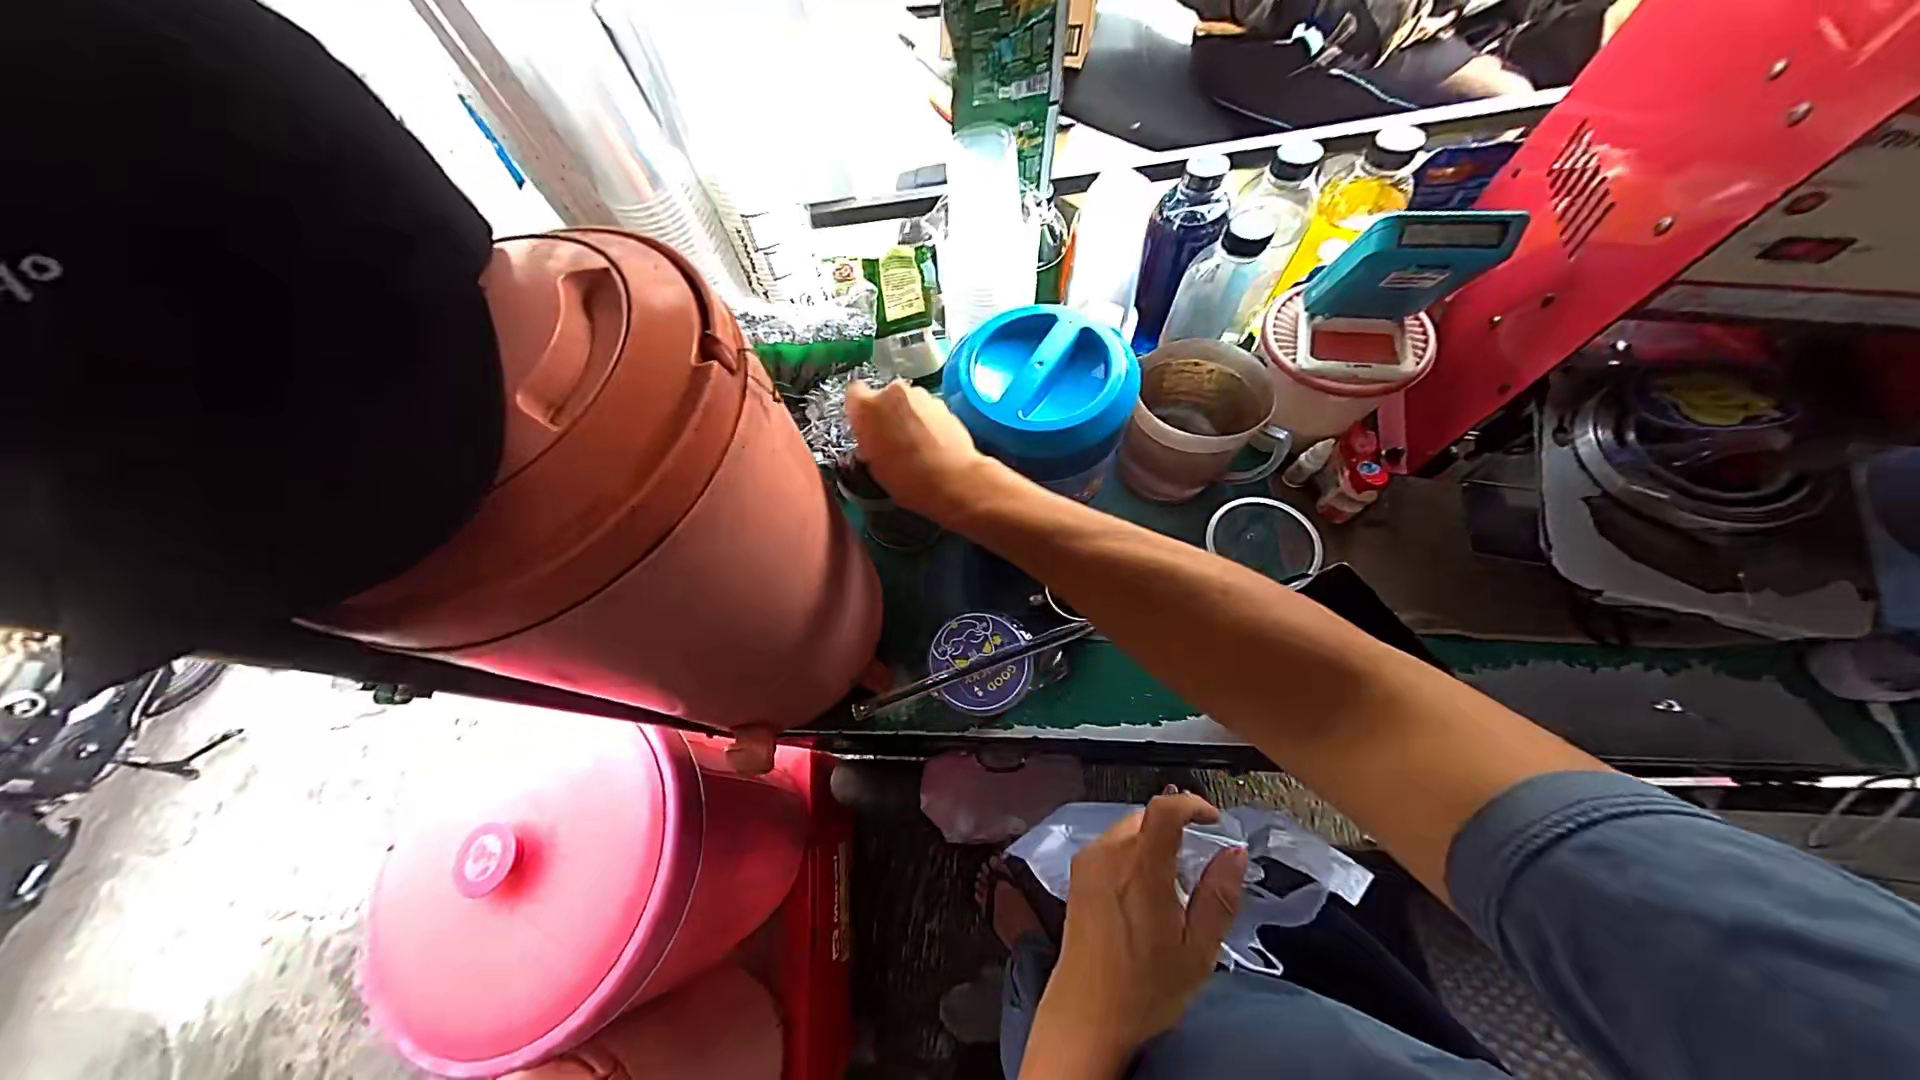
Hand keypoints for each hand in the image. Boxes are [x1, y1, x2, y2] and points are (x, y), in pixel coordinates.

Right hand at [845, 379, 1000, 522]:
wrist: (953, 479)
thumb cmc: (906, 478)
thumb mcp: (874, 466)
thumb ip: (868, 443)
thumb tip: (871, 440)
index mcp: (868, 406)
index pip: (854, 394)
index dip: (859, 411)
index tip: (865, 427)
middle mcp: (893, 392)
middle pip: (884, 397)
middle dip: (886, 413)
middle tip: (892, 439)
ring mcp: (921, 395)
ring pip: (907, 402)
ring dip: (908, 416)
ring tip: (916, 443)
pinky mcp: (943, 403)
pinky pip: (926, 409)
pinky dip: (926, 421)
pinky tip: (933, 443)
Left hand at [1023, 791, 1246, 1078]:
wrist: (1086, 1012)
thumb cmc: (1144, 988)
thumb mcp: (1198, 950)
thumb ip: (1220, 895)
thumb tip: (1235, 853)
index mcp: (1141, 869)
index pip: (1164, 808)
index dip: (1192, 803)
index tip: (1213, 818)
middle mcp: (1109, 855)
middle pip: (1148, 817)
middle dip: (1177, 829)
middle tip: (1199, 861)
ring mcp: (1089, 861)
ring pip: (1129, 829)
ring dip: (1154, 841)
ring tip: (1173, 883)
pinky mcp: (1078, 872)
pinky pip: (1112, 844)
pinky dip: (1133, 852)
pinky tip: (1144, 889)